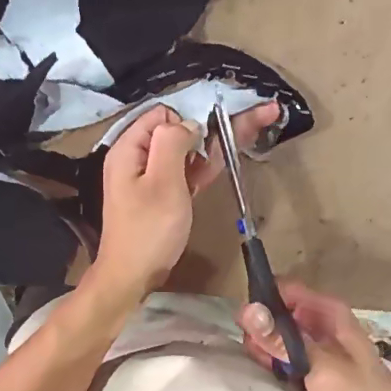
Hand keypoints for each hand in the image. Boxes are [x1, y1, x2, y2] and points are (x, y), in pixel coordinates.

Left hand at [90, 102, 280, 297]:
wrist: (132, 276)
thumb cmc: (148, 230)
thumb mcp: (162, 182)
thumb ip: (173, 144)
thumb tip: (188, 123)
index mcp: (129, 149)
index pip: (163, 114)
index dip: (189, 119)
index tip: (212, 135)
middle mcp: (137, 158)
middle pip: (178, 130)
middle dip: (214, 123)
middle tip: (261, 115)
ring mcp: (149, 178)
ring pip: (186, 151)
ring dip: (214, 143)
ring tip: (258, 123)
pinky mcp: (161, 196)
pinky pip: (185, 172)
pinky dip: (204, 166)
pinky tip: (230, 153)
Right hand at [237, 281, 390, 390]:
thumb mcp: (319, 366)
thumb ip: (281, 340)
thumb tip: (245, 309)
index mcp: (327, 311)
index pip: (282, 288)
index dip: (262, 301)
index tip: (248, 326)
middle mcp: (318, 322)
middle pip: (274, 312)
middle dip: (261, 332)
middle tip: (262, 358)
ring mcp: (312, 345)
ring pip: (273, 336)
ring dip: (265, 352)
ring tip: (271, 373)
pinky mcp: (307, 366)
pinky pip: (279, 356)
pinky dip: (272, 365)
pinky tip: (273, 380)